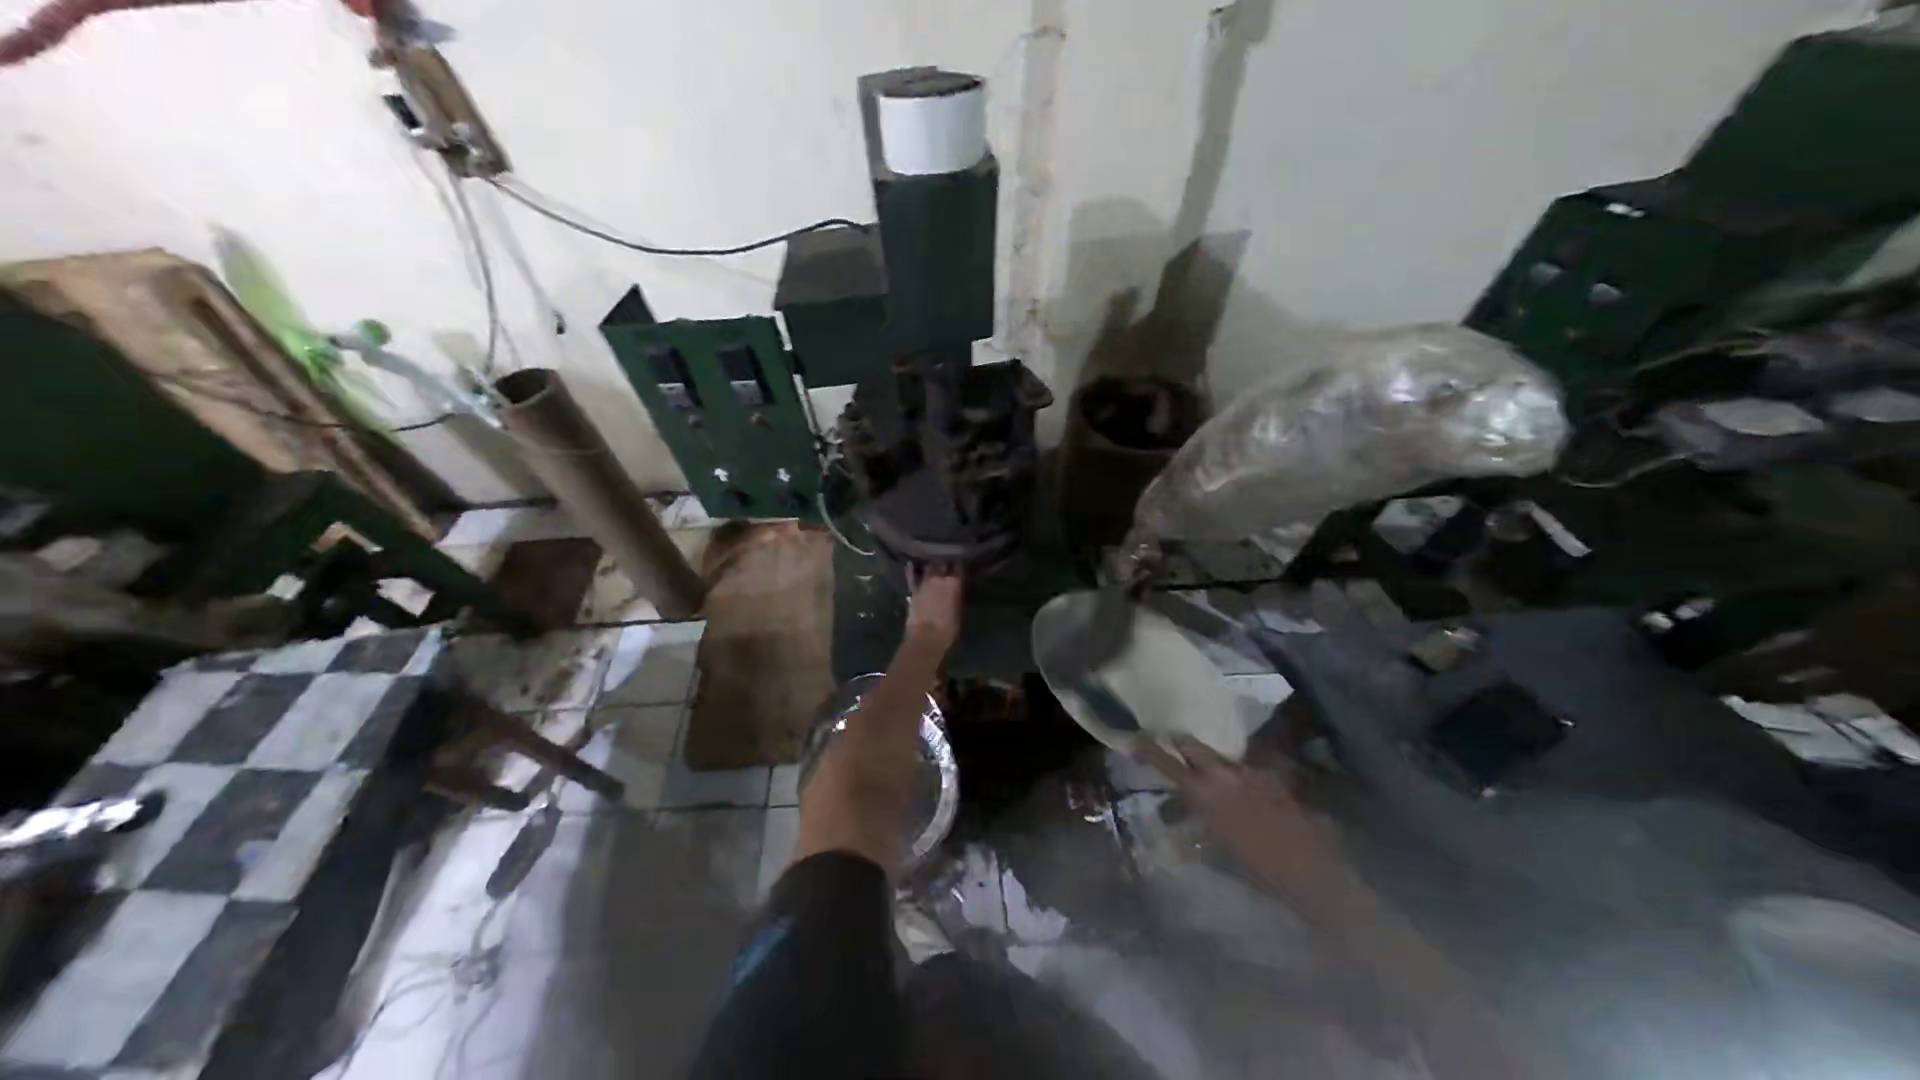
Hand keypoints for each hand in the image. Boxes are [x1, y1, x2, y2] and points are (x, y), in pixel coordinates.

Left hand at [904, 564, 963, 656]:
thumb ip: (957, 596)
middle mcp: (939, 578)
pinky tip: (910, 564)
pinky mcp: (913, 590)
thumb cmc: (948, 629)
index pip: (959, 566)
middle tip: (947, 561)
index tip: (961, 561)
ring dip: (931, 565)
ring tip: (933, 563)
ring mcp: (924, 582)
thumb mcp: (959, 612)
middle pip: (942, 563)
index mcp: (954, 583)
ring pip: (928, 566)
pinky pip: (911, 576)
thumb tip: (956, 590)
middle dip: (945, 561)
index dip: (959, 563)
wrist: (926, 637)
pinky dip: (911, 570)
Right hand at [1137, 736, 1352, 899]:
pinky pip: (1248, 768)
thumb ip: (1200, 824)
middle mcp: (1225, 777)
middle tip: (1169, 741)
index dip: (1151, 750)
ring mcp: (1252, 775)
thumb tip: (1181, 812)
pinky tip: (1241, 787)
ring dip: (1209, 758)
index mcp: (1206, 796)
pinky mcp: (1274, 779)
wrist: (1314, 874)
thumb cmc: (1260, 872)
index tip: (1136, 738)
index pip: (1170, 765)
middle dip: (1179, 742)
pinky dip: (1238, 774)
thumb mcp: (1220, 851)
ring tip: (1205, 766)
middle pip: (1193, 745)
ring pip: (1221, 755)